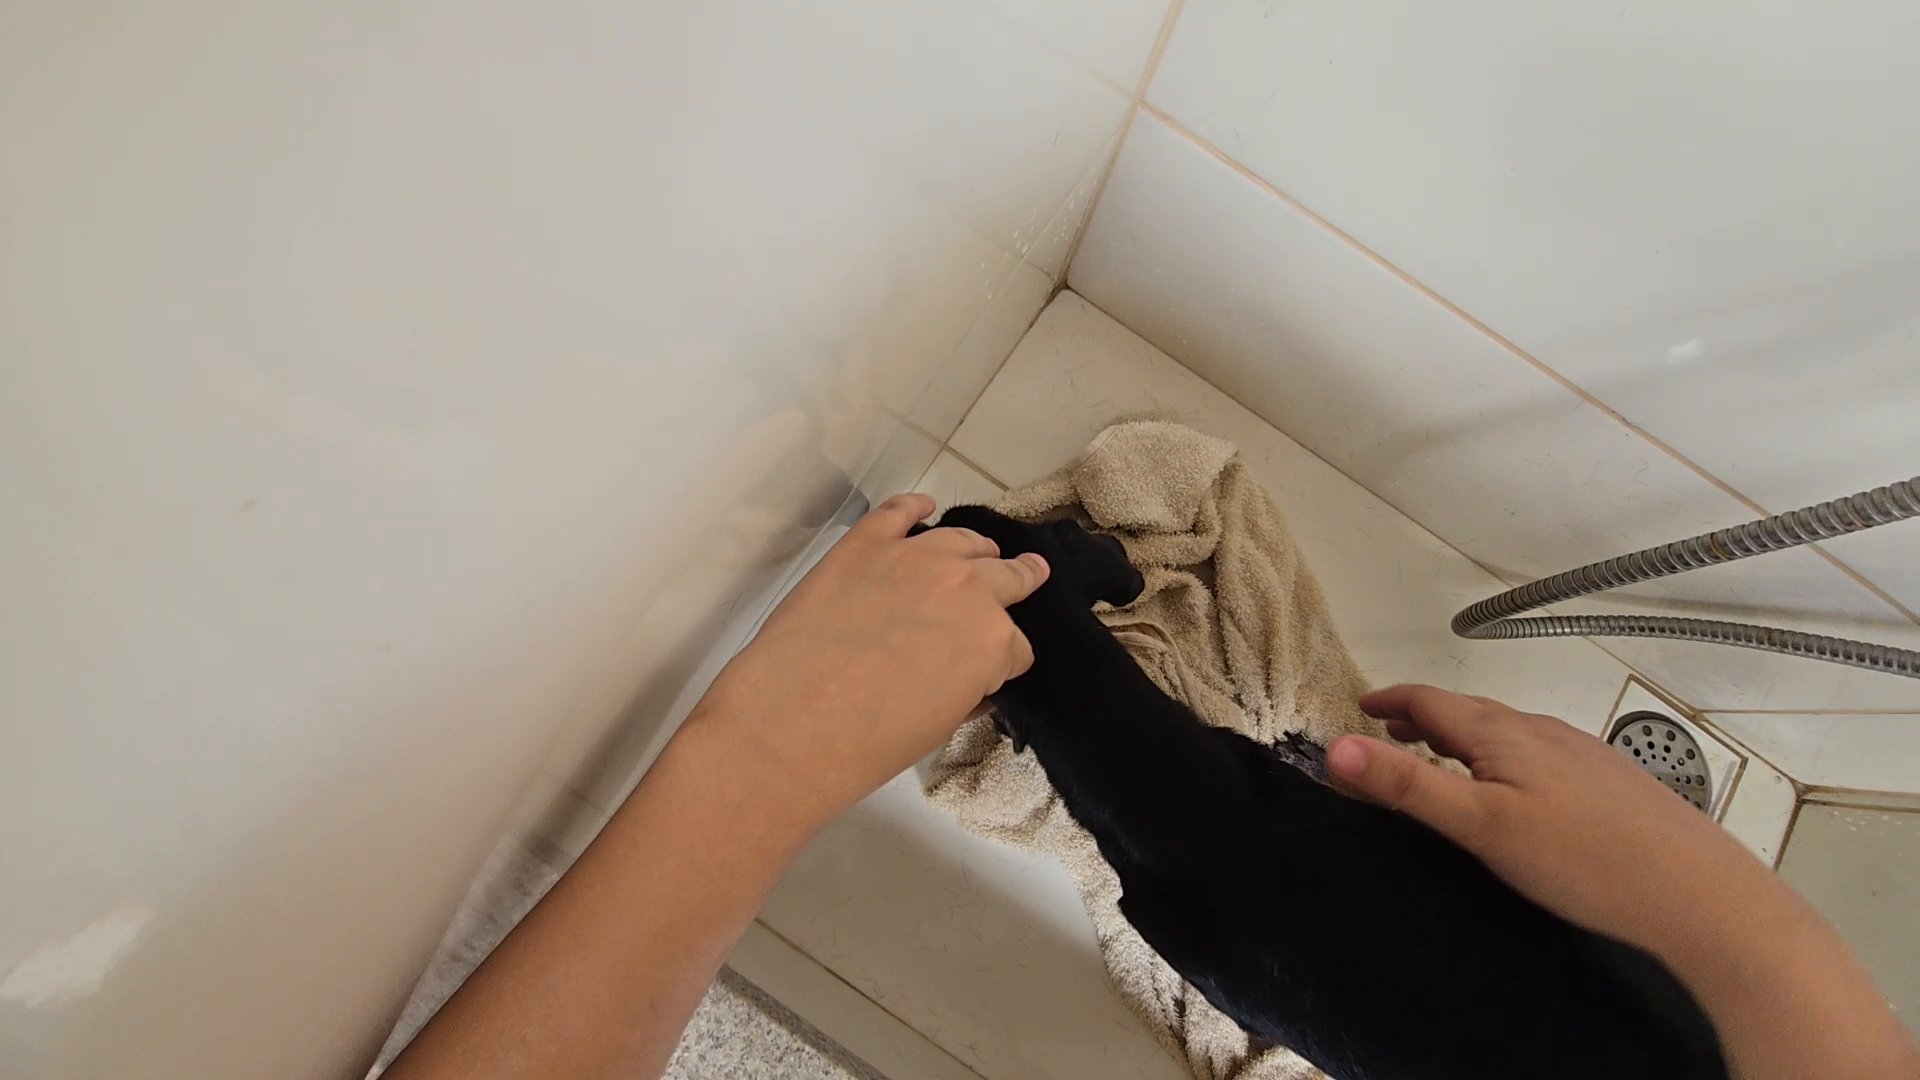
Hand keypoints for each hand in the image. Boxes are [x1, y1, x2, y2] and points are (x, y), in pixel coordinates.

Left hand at [691, 493, 1048, 829]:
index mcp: (993, 641)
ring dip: (976, 548)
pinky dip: (913, 508)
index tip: (990, 670)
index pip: (1016, 647)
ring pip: (962, 540)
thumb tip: (970, 677)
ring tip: (980, 550)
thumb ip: (967, 689)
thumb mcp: (941, 725)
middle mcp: (967, 589)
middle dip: (1020, 580)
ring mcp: (916, 558)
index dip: (1004, 661)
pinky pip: (899, 512)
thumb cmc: (870, 741)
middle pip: (1007, 577)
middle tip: (1029, 574)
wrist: (793, 720)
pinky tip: (923, 507)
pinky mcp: (867, 544)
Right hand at [1325, 684, 1758, 951]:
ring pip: (1505, 732)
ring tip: (1443, 756)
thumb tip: (1334, 747)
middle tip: (1392, 733)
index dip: (1390, 699)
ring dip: (1462, 735)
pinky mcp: (1614, 781)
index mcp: (1502, 733)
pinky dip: (1501, 755)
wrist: (1717, 908)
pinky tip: (1517, 788)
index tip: (1360, 706)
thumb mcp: (1480, 825)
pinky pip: (1538, 752)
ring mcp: (1584, 754)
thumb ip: (1405, 785)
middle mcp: (1541, 731)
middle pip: (1468, 711)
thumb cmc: (1584, 860)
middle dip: (1423, 717)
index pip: (1429, 699)